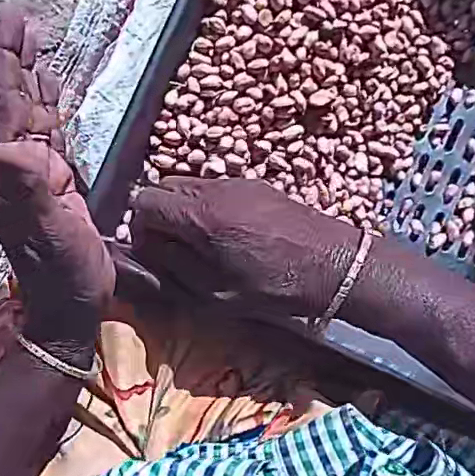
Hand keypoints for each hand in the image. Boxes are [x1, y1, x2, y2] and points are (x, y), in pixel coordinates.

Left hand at [0, 13, 112, 352]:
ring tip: (32, 35)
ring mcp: (33, 171)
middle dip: (2, 58)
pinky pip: (49, 132)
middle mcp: (9, 165)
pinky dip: (50, 104)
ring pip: (24, 112)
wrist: (75, 301)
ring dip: (26, 74)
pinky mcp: (57, 180)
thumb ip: (17, 186)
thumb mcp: (42, 227)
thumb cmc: (58, 270)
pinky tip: (52, 80)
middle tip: (14, 17)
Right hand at [128, 177, 359, 319]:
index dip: (139, 226)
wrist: (335, 264)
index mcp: (200, 215)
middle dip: (159, 214)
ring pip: (190, 184)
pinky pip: (216, 187)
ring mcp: (238, 182)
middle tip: (172, 246)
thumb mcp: (217, 293)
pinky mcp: (257, 184)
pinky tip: (229, 233)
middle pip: (163, 186)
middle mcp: (215, 189)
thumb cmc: (276, 287)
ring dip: (183, 209)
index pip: (143, 200)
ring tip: (202, 242)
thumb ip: (174, 267)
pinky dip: (208, 205)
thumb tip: (148, 249)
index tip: (151, 250)